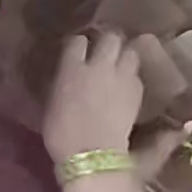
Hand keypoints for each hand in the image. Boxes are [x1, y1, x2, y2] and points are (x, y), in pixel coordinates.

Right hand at [43, 31, 143, 163]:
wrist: (91, 153)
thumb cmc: (61, 134)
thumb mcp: (54, 103)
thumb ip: (64, 84)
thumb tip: (69, 78)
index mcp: (72, 68)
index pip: (77, 42)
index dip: (78, 45)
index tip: (77, 51)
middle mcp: (99, 65)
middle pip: (110, 38)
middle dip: (108, 42)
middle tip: (104, 51)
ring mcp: (122, 76)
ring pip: (130, 51)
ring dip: (124, 56)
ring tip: (119, 65)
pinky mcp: (137, 90)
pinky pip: (136, 74)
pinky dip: (131, 76)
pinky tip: (126, 86)